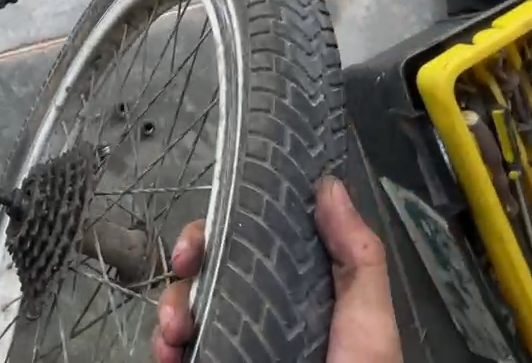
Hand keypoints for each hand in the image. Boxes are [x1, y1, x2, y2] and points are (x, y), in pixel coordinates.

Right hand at [152, 175, 401, 361]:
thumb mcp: (369, 323)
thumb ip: (357, 256)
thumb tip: (329, 185)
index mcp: (291, 291)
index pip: (249, 240)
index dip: (223, 225)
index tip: (209, 229)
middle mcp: (256, 311)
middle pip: (209, 267)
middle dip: (188, 257)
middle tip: (184, 263)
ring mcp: (232, 342)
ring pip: (184, 305)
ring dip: (171, 305)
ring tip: (174, 328)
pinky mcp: (210, 362)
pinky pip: (173, 349)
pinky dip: (163, 345)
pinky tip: (168, 350)